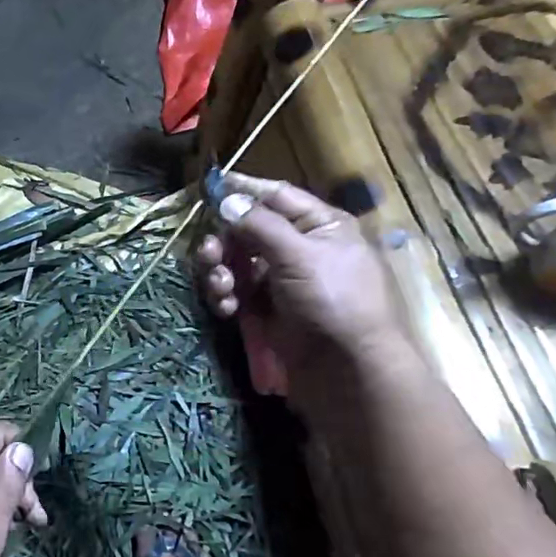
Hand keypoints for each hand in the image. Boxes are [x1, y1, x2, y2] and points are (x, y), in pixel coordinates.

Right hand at [194, 172, 404, 357]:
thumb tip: (227, 198)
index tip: (209, 188)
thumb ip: (260, 225)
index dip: (243, 190)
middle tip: (209, 255)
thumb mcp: (299, 255)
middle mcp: (299, 247)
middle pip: (248, 231)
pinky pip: (237, 292)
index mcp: (319, 225)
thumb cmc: (333, 300)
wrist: (346, 368)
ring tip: (222, 290)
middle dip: (224, 243)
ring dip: (221, 273)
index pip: (275, 196)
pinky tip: (227, 310)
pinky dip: (227, 298)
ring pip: (236, 263)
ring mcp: (281, 280)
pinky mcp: (266, 308)